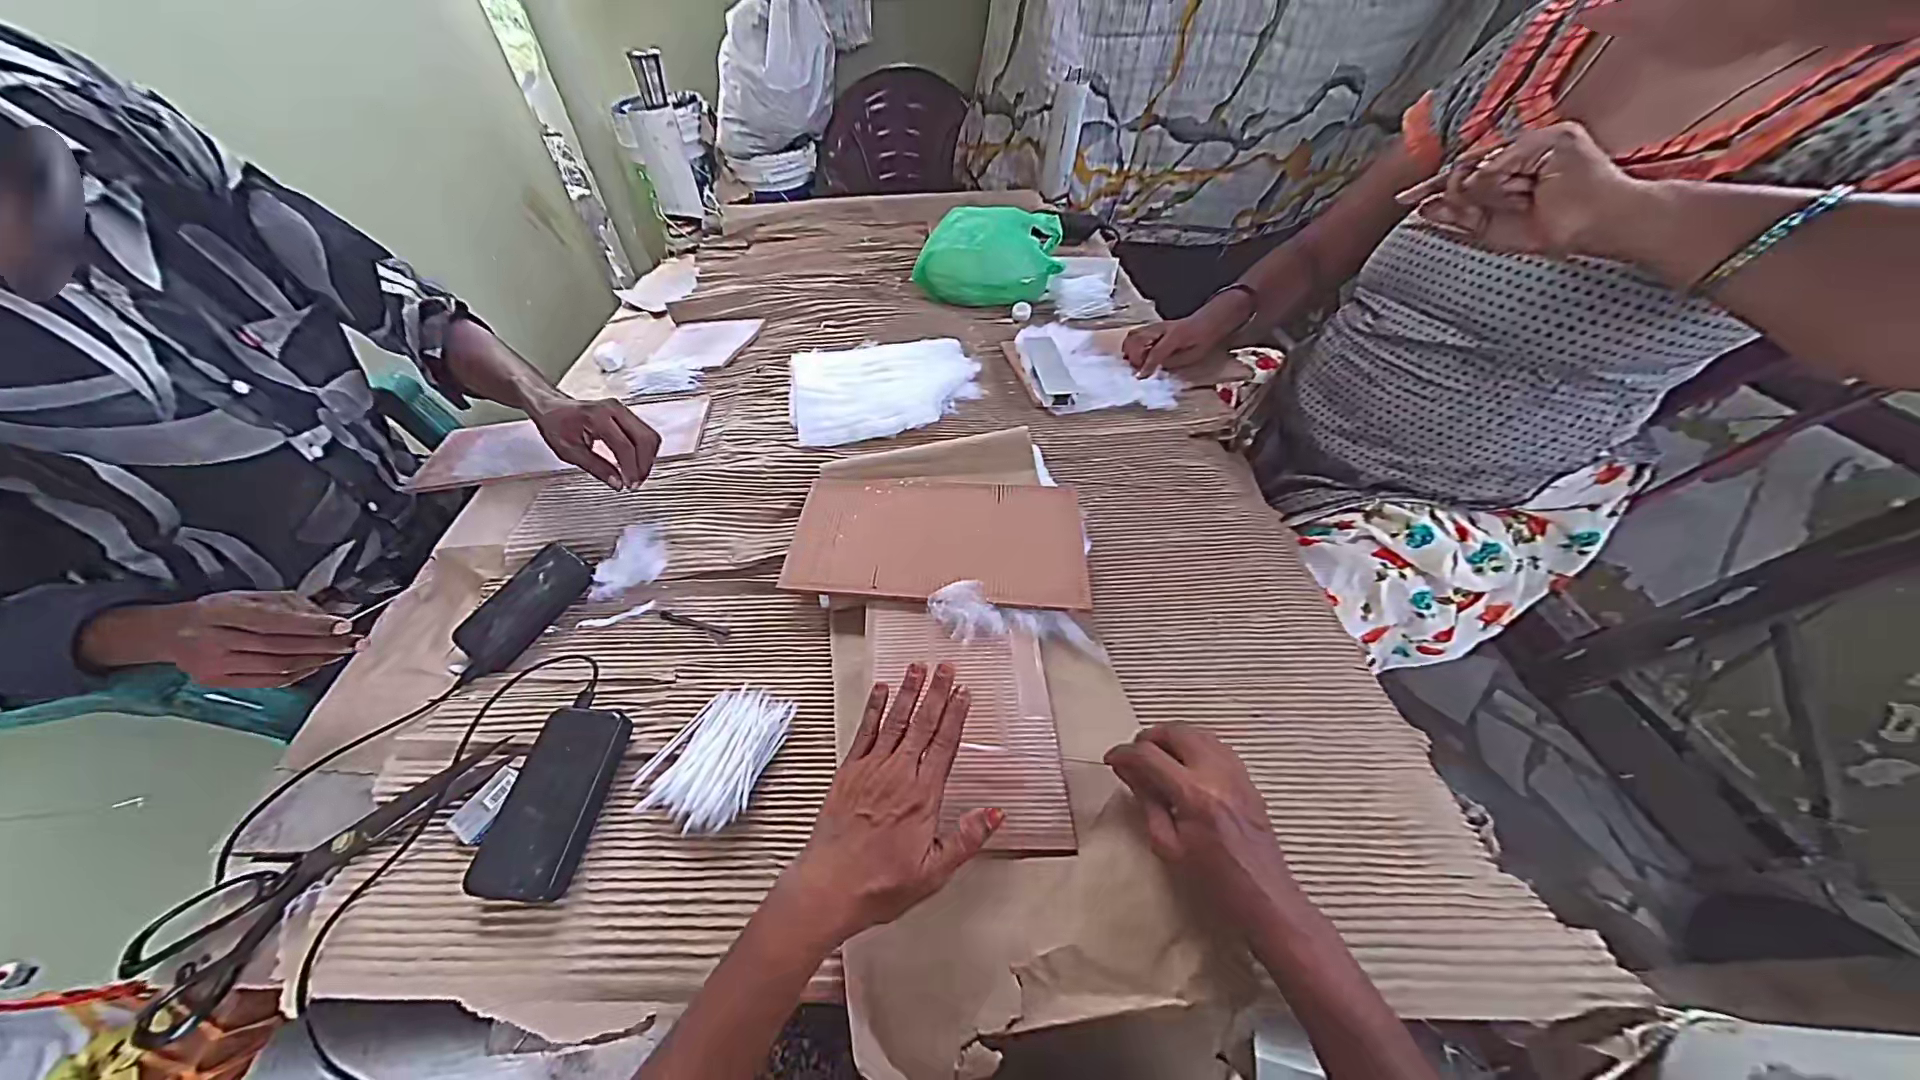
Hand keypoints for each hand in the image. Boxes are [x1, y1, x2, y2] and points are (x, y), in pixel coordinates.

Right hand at [79, 591, 359, 688]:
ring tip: (342, 651)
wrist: (166, 633)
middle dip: (326, 644)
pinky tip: (318, 663)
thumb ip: (291, 605)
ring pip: (279, 666)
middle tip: (356, 641)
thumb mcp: (251, 596)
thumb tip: (330, 616)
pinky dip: (300, 673)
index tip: (344, 625)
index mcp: (220, 612)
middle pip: (281, 646)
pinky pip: (270, 680)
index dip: (313, 625)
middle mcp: (213, 640)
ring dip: (319, 659)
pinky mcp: (217, 681)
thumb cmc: (218, 611)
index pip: (274, 621)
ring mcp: (213, 665)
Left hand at [526, 392, 661, 491]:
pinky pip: (646, 434)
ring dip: (647, 459)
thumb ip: (596, 467)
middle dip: (644, 465)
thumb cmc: (556, 425)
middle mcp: (614, 409)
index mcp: (597, 416)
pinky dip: (645, 451)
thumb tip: (617, 482)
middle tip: (636, 482)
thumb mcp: (569, 451)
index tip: (629, 484)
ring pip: (650, 436)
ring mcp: (623, 410)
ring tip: (637, 475)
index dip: (630, 468)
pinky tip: (637, 463)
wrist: (552, 408)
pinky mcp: (628, 414)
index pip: (625, 445)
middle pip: (644, 439)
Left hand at [771, 663, 1002, 946]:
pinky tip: (881, 691)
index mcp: (922, 796)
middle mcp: (898, 775)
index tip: (964, 693)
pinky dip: (874, 709)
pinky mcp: (848, 772)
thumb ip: (967, 839)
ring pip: (895, 721)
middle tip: (946, 668)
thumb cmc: (879, 884)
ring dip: (908, 692)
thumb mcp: (934, 871)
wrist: (828, 888)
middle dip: (937, 693)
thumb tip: (995, 814)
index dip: (956, 715)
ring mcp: (871, 770)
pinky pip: (864, 732)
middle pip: (923, 724)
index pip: (945, 745)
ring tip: (917, 668)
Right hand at [1105, 722, 1298, 933]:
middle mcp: (1217, 776)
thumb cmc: (1218, 882)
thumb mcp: (1168, 845)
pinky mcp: (1247, 779)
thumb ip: (1146, 800)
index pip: (1148, 755)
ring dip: (1171, 737)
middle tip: (1134, 755)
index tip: (1114, 759)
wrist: (1264, 898)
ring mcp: (1236, 774)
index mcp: (1194, 795)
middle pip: (1174, 731)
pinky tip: (1184, 761)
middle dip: (1148, 738)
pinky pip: (1216, 744)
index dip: (1124, 753)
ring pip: (1197, 731)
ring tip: (1156, 755)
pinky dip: (1194, 744)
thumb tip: (1129, 772)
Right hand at [1122, 291, 1253, 374]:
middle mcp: (1161, 328)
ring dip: (1129, 351)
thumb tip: (1154, 370)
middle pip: (1136, 340)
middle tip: (1139, 369)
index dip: (1147, 366)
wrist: (1208, 320)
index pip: (1155, 352)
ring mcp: (1155, 326)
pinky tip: (1137, 356)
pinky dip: (1130, 346)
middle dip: (1134, 357)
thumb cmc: (1203, 339)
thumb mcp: (1193, 356)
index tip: (1140, 378)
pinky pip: (1134, 335)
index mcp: (1175, 336)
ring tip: (1136, 363)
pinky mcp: (1151, 328)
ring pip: (1132, 336)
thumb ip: (1172, 362)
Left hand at [1394, 122, 1657, 260]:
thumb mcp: (1488, 227)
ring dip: (1492, 193)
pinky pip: (1502, 159)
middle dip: (1465, 195)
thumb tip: (1424, 207)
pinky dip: (1501, 179)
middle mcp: (1522, 150)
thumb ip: (1457, 214)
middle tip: (1492, 206)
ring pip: (1481, 166)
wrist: (1594, 230)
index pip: (1462, 175)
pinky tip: (1519, 189)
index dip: (1432, 185)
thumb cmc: (1551, 229)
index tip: (1403, 200)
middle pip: (1466, 170)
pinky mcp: (1556, 137)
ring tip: (1520, 200)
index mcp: (1510, 170)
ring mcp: (1540, 140)